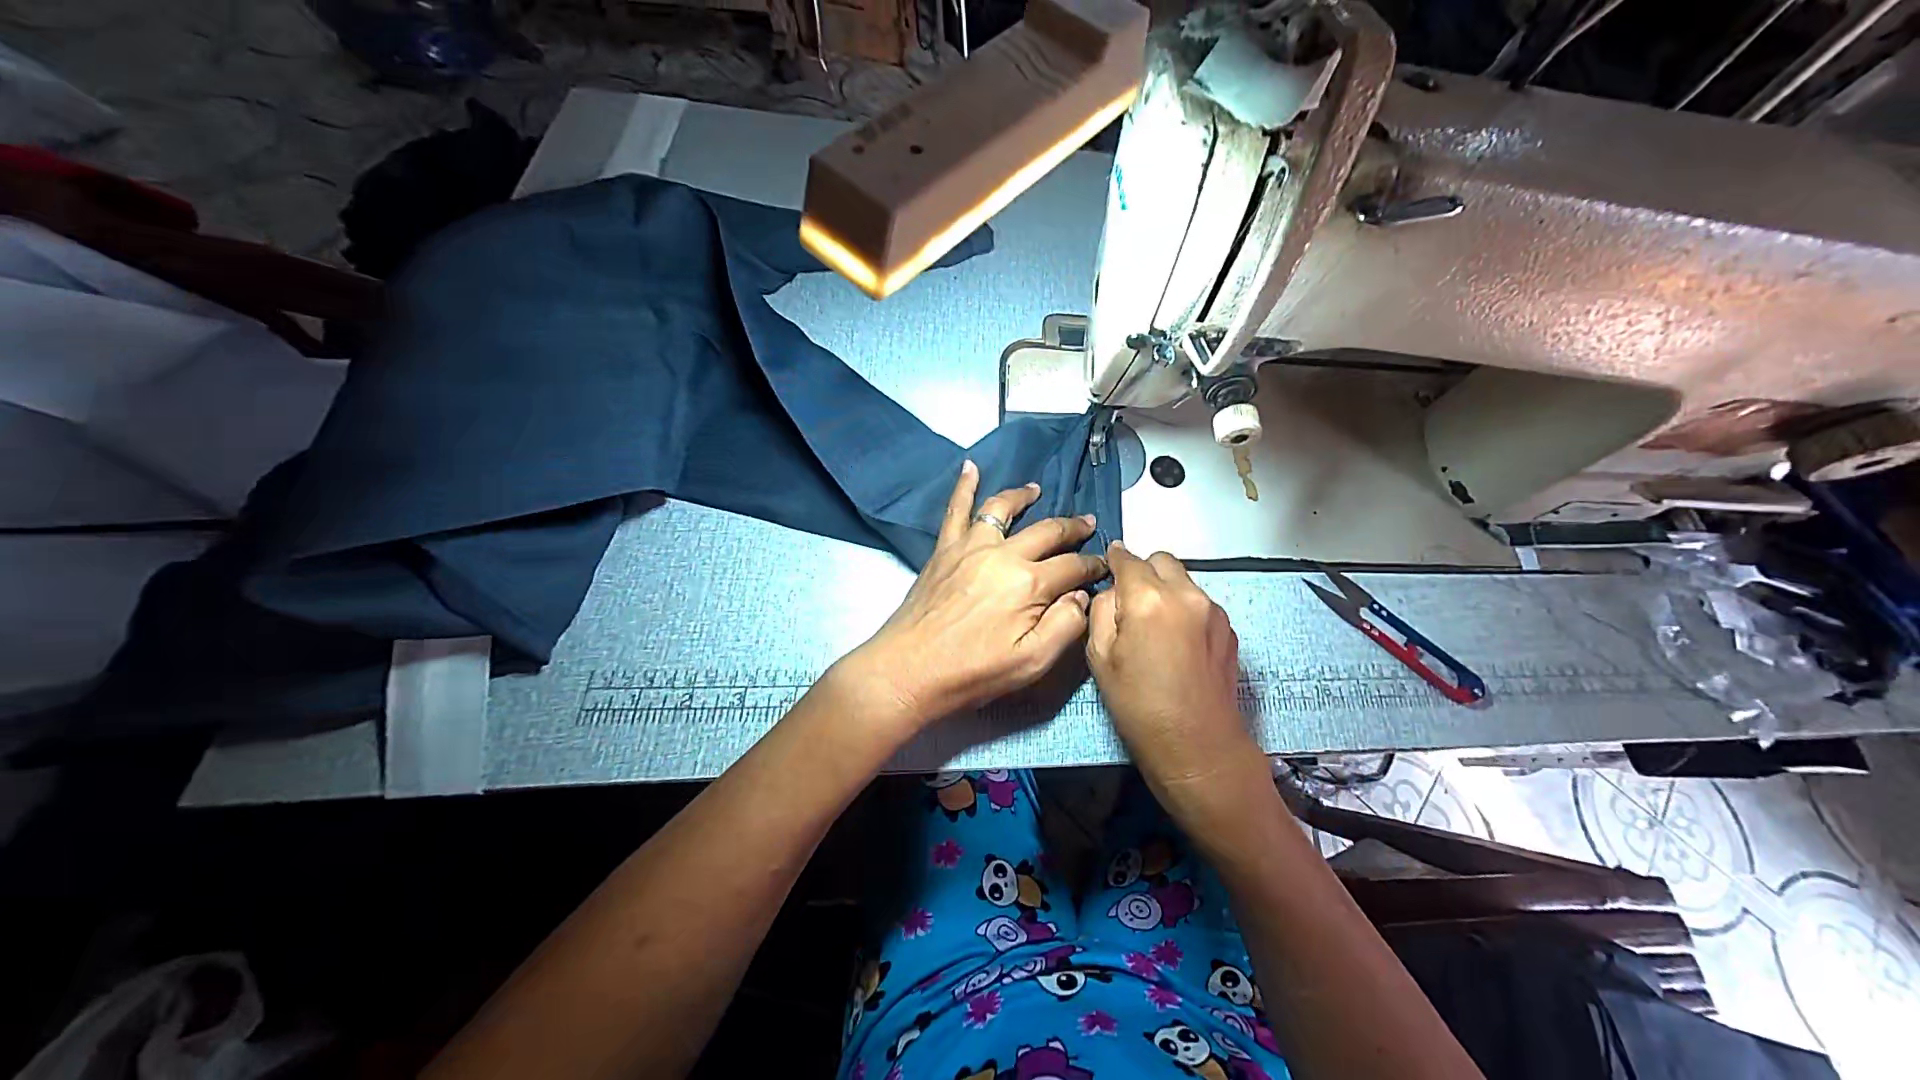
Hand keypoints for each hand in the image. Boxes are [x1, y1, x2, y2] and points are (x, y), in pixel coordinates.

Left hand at [838, 461, 1108, 727]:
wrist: (907, 670)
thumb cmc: (971, 672)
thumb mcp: (1031, 663)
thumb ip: (1065, 627)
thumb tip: (1082, 597)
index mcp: (1030, 583)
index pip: (1074, 566)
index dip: (1094, 565)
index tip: (1105, 565)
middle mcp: (1003, 555)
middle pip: (1046, 531)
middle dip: (1072, 526)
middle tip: (1088, 522)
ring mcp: (970, 547)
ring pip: (1002, 510)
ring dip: (1023, 497)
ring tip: (1036, 489)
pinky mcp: (944, 550)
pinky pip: (956, 510)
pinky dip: (964, 487)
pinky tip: (969, 468)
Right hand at [1087, 542, 1263, 801]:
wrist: (1197, 745)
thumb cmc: (1138, 706)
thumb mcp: (1099, 657)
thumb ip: (1101, 611)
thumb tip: (1112, 591)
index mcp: (1148, 599)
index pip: (1128, 560)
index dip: (1115, 559)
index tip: (1109, 562)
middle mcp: (1185, 594)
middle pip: (1161, 560)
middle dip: (1143, 572)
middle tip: (1130, 602)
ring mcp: (1212, 609)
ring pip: (1183, 580)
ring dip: (1166, 589)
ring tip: (1155, 626)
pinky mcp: (1229, 627)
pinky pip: (1199, 602)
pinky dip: (1184, 609)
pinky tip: (1177, 642)